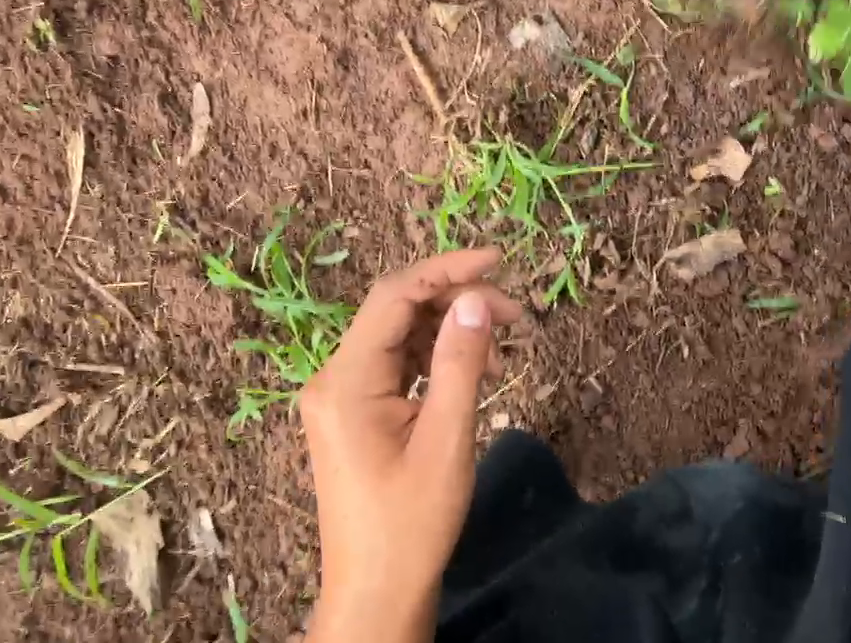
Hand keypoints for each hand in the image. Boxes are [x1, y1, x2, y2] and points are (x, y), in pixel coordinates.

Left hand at [300, 249, 524, 642]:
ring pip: (402, 332)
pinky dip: (439, 353)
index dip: (447, 268)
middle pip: (398, 309)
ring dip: (452, 325)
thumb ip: (460, 362)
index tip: (500, 259)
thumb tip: (478, 299)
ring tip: (504, 343)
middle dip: (457, 299)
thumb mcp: (446, 437)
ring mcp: (344, 395)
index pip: (394, 296)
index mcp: (346, 382)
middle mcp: (335, 379)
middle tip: (515, 315)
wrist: (378, 591)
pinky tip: (476, 366)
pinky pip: (400, 360)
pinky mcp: (359, 411)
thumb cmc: (412, 520)